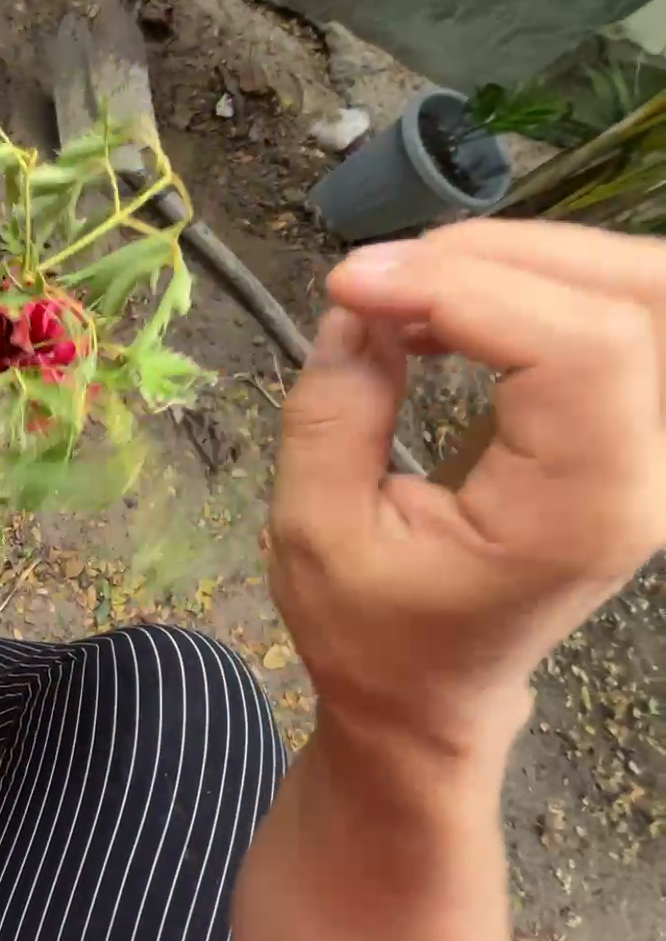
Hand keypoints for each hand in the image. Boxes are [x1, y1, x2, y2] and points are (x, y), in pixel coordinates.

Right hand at [271, 220, 664, 753]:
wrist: (423, 683)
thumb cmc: (361, 623)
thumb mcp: (311, 525)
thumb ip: (334, 414)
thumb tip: (356, 310)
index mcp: (581, 511)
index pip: (582, 350)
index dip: (464, 291)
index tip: (346, 284)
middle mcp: (656, 471)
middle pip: (646, 299)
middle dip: (504, 257)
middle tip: (380, 272)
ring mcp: (657, 447)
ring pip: (647, 295)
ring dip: (523, 264)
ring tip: (406, 284)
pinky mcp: (629, 431)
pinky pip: (618, 322)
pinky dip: (529, 291)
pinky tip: (446, 312)